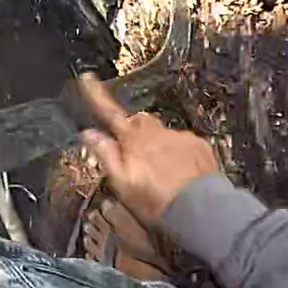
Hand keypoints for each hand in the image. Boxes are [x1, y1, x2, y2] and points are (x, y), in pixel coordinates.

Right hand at [77, 73, 219, 224]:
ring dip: (156, 144)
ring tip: (159, 172)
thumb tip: (89, 134)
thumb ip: (106, 155)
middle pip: (138, 120)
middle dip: (132, 129)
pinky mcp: (198, 145)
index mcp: (134, 140)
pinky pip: (182, 142)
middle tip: (130, 151)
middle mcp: (157, 132)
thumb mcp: (122, 183)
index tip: (88, 78)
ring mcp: (180, 137)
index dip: (96, 95)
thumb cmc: (157, 200)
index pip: (110, 112)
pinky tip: (178, 173)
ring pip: (161, 133)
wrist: (200, 208)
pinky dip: (177, 152)